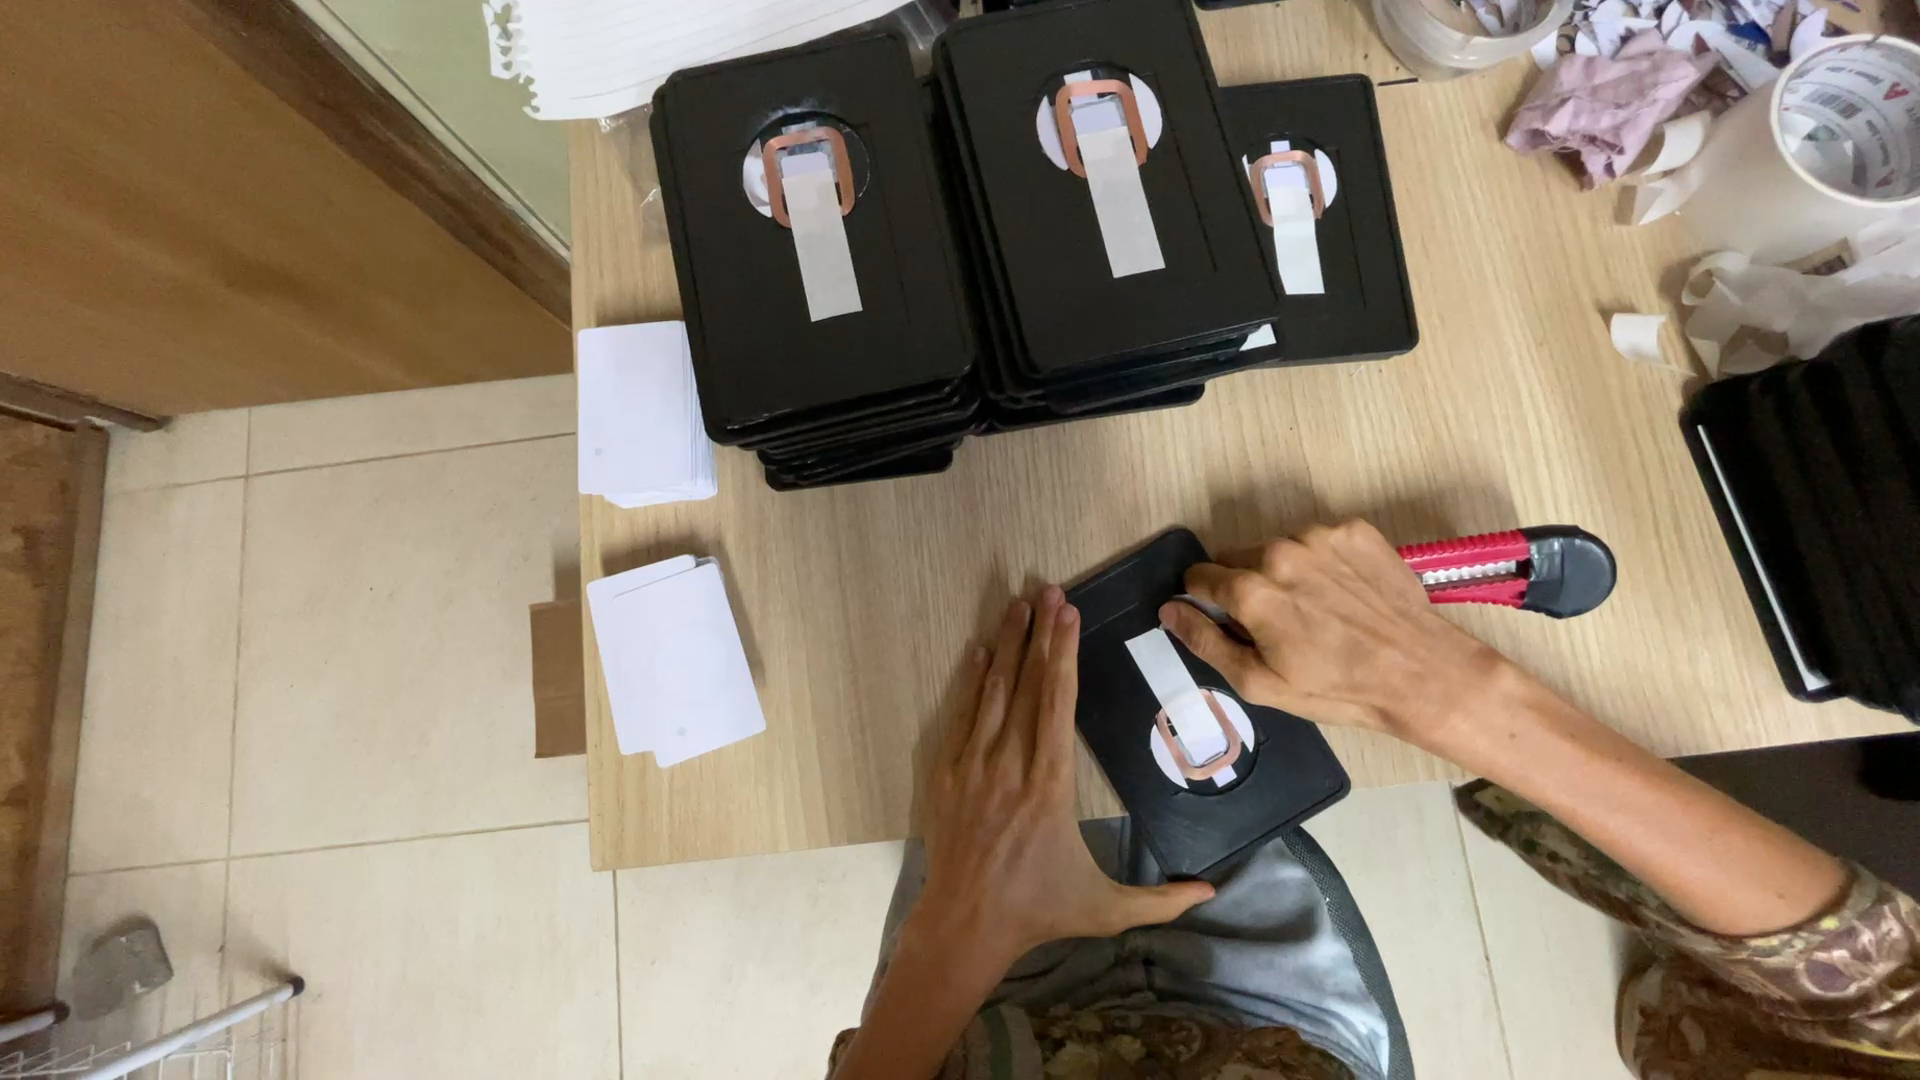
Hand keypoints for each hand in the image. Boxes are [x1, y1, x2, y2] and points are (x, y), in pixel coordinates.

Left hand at [907, 586, 1215, 976]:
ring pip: (992, 690)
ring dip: (1005, 644)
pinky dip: (971, 680)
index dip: (1064, 653)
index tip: (1069, 615)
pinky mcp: (946, 771)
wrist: (964, 924)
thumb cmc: (1038, 910)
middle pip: (1027, 683)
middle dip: (1039, 633)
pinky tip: (978, 652)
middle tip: (1047, 590)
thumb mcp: (1106, 910)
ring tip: (1016, 605)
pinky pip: (961, 714)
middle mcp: (1010, 762)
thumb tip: (1214, 892)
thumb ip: (1161, 901)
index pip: (1058, 702)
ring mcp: (973, 764)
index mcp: (1051, 783)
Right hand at [1157, 520, 1521, 746]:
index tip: (1230, 623)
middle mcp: (1279, 551)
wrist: (1424, 674)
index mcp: (1251, 590)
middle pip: (1234, 559)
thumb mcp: (1259, 682)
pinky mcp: (1353, 530)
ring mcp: (1319, 536)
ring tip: (1316, 609)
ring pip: (1273, 548)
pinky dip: (1318, 562)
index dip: (1206, 602)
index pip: (1198, 576)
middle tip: (1277, 623)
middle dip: (1243, 586)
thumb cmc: (1336, 688)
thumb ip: (1205, 640)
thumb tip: (1168, 609)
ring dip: (1281, 572)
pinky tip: (1341, 593)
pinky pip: (1314, 541)